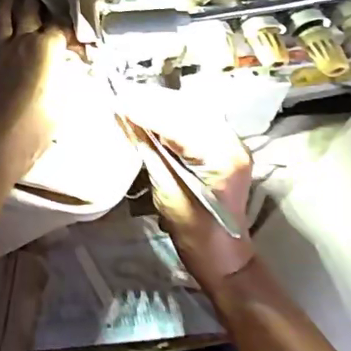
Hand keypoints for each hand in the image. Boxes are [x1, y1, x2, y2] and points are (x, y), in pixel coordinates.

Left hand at [0, 0, 78, 166]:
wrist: (15, 129)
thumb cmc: (51, 111)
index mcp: (48, 43)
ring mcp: (4, 53)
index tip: (77, 30)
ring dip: (6, 7)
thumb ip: (76, 70)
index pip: (61, 27)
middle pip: (29, 13)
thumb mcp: (74, 88)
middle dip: (33, 0)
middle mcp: (24, 41)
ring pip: (3, 23)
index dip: (70, 27)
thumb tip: (82, 61)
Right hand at [130, 105, 255, 286]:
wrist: (224, 254)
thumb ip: (147, 150)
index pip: (177, 126)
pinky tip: (152, 110)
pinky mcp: (226, 142)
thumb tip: (125, 117)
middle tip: (120, 96)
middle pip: (186, 110)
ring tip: (131, 100)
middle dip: (152, 102)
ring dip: (161, 103)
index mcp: (222, 158)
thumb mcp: (165, 190)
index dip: (145, 113)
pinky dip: (172, 112)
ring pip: (191, 109)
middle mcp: (232, 142)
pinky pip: (196, 117)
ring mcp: (232, 141)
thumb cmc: (195, 232)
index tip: (117, 102)